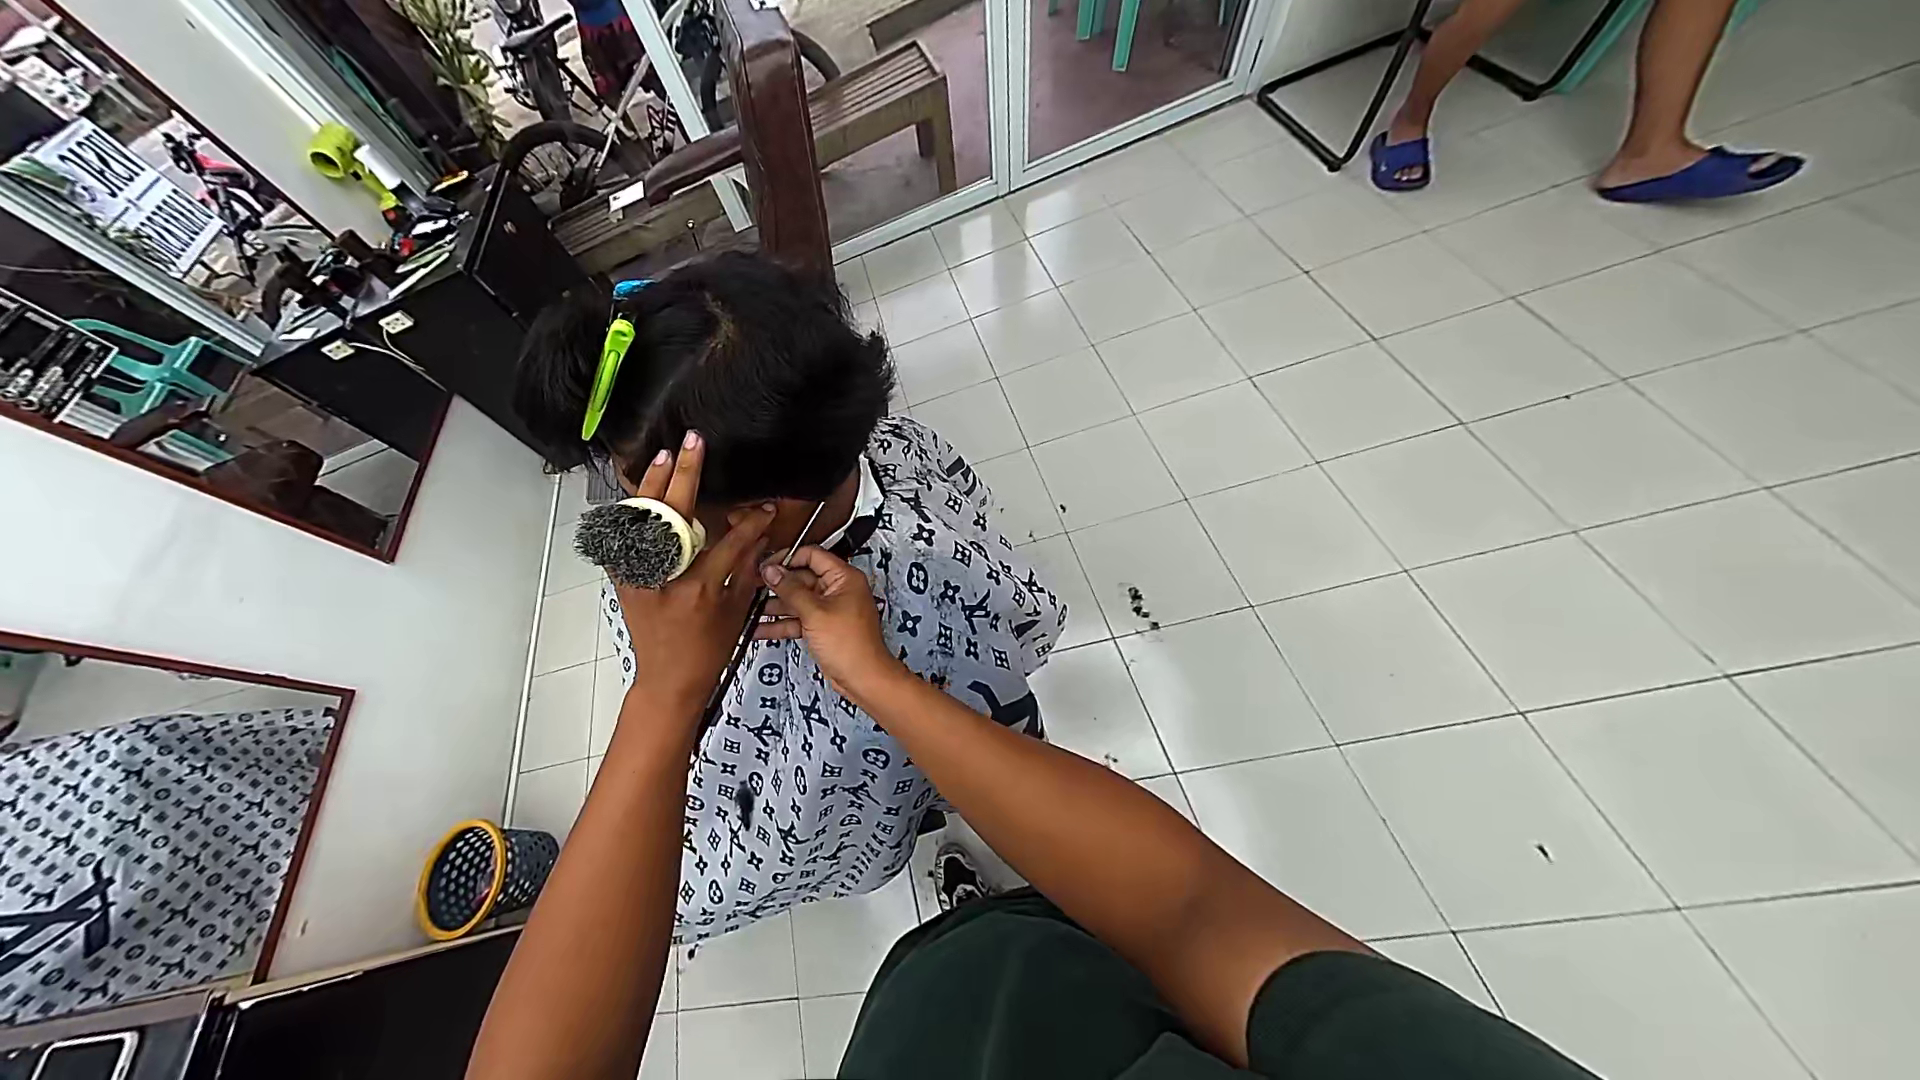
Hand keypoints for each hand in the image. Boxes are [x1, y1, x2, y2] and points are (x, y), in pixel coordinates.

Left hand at [613, 433, 775, 715]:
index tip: (763, 508)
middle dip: (686, 475)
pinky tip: (637, 493)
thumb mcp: (737, 612)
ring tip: (664, 457)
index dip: (751, 522)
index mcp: (700, 589)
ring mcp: (639, 577)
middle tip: (692, 445)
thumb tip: (757, 537)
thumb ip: (747, 570)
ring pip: (641, 521)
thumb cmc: (706, 652)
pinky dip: (629, 514)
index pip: (730, 542)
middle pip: (675, 516)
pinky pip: (622, 539)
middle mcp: (665, 578)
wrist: (669, 680)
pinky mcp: (624, 580)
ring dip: (653, 485)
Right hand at [756, 547, 902, 701]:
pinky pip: (799, 619)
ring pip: (798, 600)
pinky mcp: (824, 626)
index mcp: (844, 578)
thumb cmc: (853, 646)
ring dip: (776, 606)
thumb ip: (791, 590)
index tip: (767, 566)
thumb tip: (773, 571)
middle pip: (802, 578)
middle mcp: (839, 590)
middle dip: (778, 585)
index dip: (788, 558)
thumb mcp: (815, 613)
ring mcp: (831, 609)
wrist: (862, 677)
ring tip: (753, 609)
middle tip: (755, 587)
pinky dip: (782, 624)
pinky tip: (762, 628)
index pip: (813, 555)